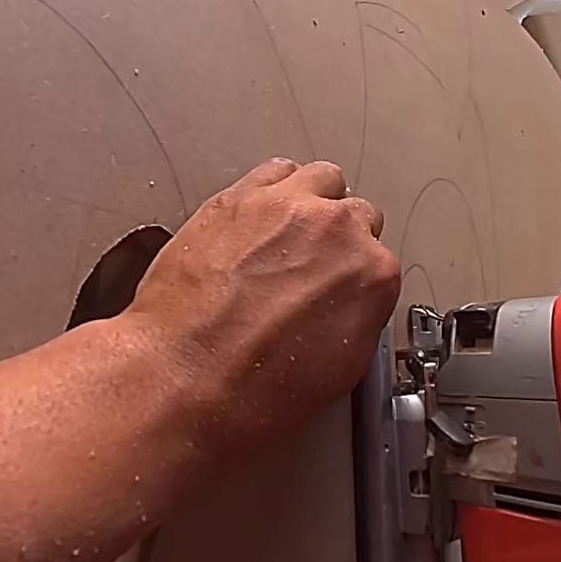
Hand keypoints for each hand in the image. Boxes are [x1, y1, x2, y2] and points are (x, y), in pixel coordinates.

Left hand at [124, 158, 399, 462]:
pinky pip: (274, 172)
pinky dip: (274, 190)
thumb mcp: (340, 371)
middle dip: (338, 239)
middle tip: (311, 265)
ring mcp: (286, 206)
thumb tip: (351, 305)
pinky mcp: (239, 196)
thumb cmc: (250, 389)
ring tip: (289, 234)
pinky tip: (260, 217)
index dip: (355, 276)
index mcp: (372, 275)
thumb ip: (359, 317)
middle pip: (356, 214)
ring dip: (314, 203)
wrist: (181, 378)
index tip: (337, 287)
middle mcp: (337, 230)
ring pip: (321, 180)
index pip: (379, 260)